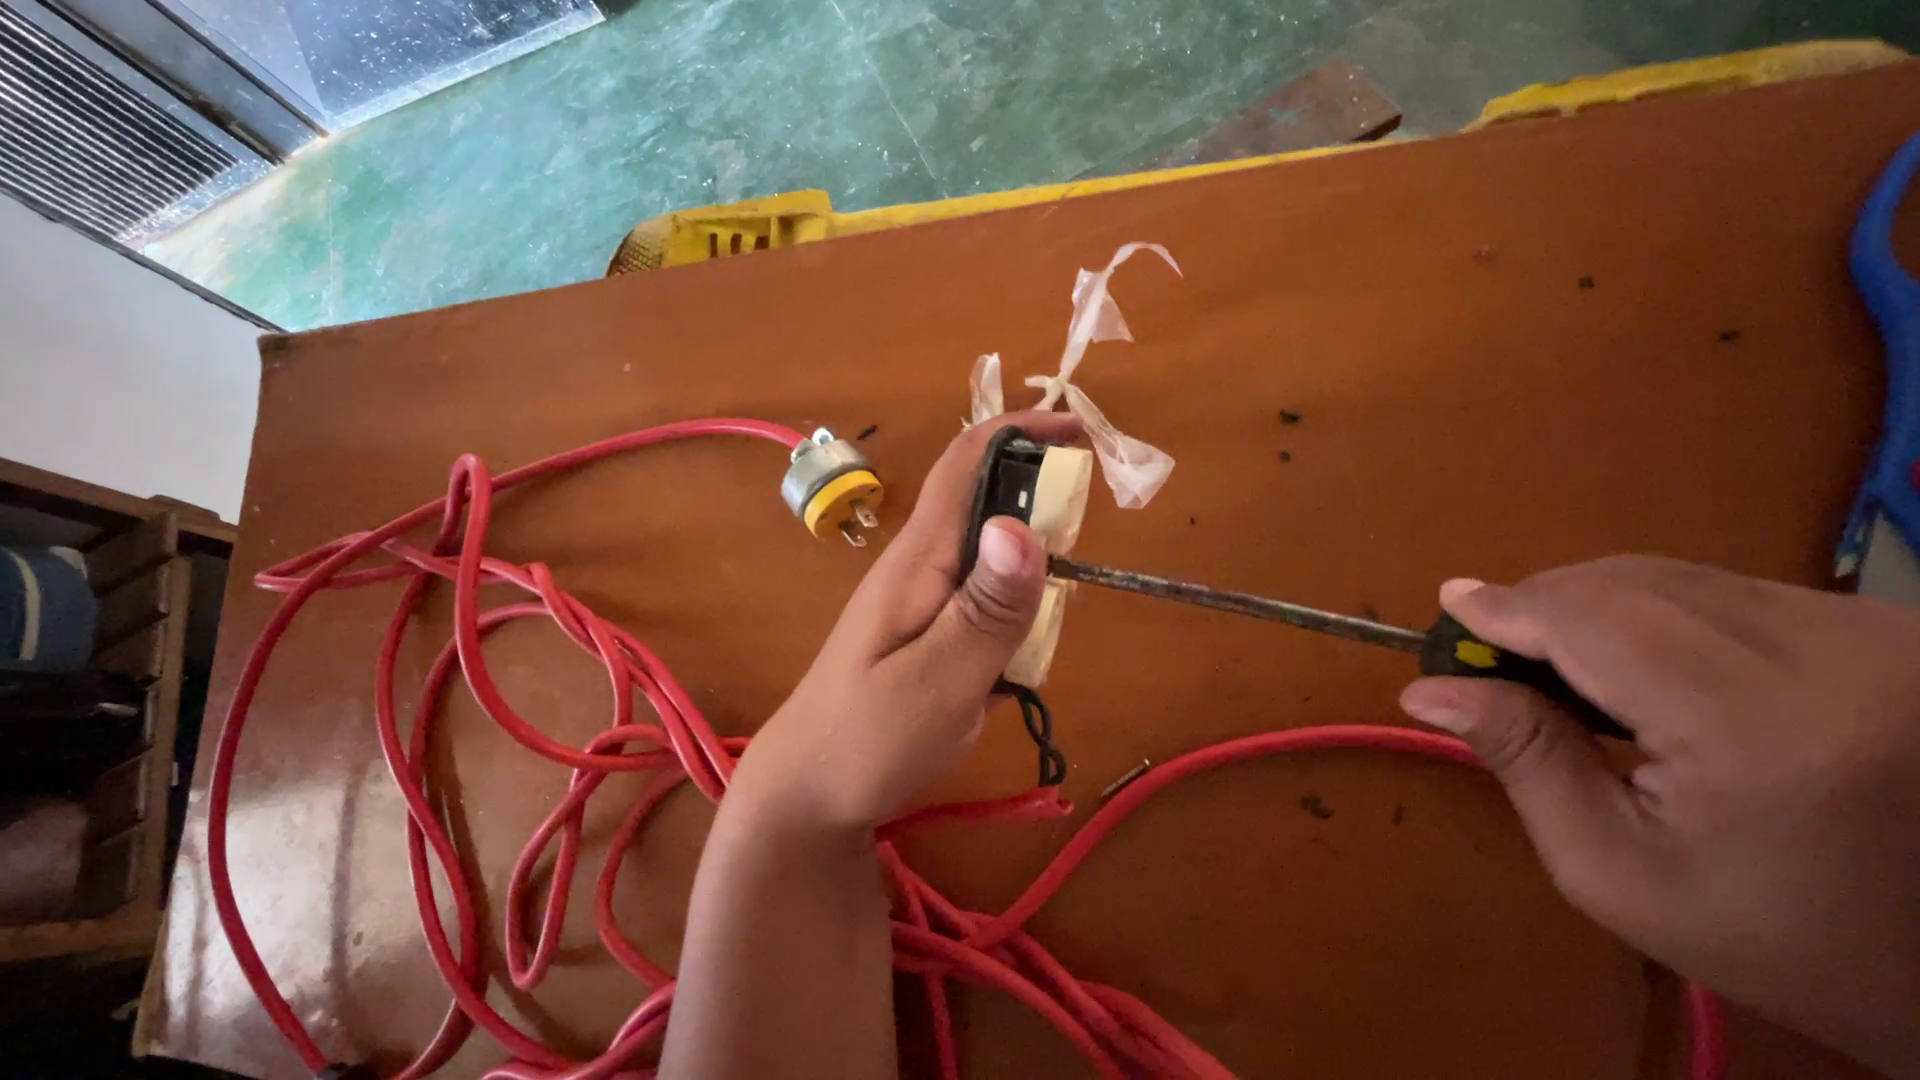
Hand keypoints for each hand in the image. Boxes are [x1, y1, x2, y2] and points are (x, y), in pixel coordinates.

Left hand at [727, 411, 1082, 831]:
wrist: (807, 795)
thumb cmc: (866, 740)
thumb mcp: (937, 679)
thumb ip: (985, 610)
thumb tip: (1023, 527)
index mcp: (919, 559)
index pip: (965, 464)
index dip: (1020, 432)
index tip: (1082, 431)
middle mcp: (922, 567)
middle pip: (987, 506)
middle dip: (1041, 506)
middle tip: (1088, 550)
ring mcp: (925, 603)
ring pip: (994, 561)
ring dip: (1033, 575)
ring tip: (1047, 631)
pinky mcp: (932, 637)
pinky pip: (988, 607)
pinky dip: (1019, 620)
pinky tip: (1020, 667)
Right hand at [1399, 556, 1919, 1076]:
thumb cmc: (1775, 937)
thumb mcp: (1615, 870)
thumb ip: (1523, 761)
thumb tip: (1430, 688)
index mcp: (1763, 729)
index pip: (1605, 623)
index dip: (1516, 606)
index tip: (1449, 603)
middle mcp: (1837, 655)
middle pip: (1635, 586)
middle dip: (1543, 606)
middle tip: (1489, 649)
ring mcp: (1879, 633)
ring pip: (1679, 577)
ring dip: (1593, 606)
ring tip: (1555, 661)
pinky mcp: (1892, 628)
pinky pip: (1729, 590)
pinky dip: (1655, 610)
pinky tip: (1637, 662)